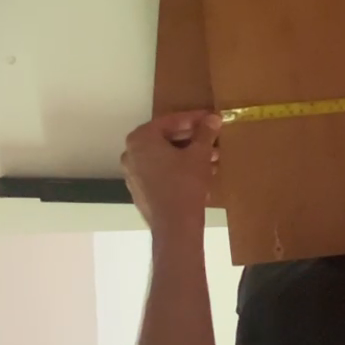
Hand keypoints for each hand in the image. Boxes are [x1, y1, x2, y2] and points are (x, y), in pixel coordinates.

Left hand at [122, 112, 219, 238]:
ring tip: (213, 157)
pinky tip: (201, 173)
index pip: (170, 121)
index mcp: (141, 139)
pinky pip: (161, 172)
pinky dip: (179, 169)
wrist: (174, 226)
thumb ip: (205, 133)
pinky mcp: (141, 191)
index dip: (194, 118)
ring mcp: (133, 174)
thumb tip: (212, 118)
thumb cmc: (185, 183)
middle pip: (165, 139)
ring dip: (188, 154)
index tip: (211, 118)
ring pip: (165, 157)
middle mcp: (131, 154)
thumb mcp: (200, 154)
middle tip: (213, 137)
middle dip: (192, 138)